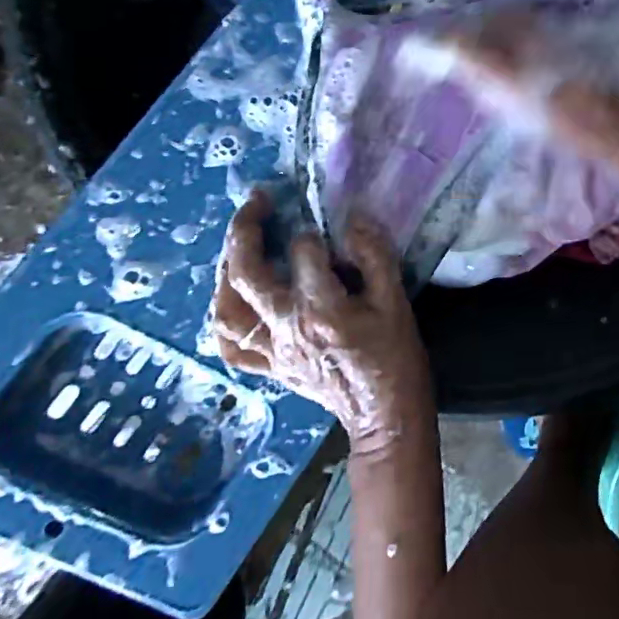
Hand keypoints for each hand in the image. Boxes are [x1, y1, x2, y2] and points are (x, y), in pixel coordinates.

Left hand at [211, 192, 432, 457]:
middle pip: (247, 273)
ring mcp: (271, 351)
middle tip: (257, 201)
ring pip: (226, 308)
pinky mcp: (268, 368)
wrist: (386, 417)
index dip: (314, 233)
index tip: (328, 230)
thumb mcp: (395, 301)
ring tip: (237, 243)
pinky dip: (223, 317)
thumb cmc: (395, 358)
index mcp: (320, 310)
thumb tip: (353, 222)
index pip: (303, 252)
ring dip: (224, 269)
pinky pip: (231, 345)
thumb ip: (374, 256)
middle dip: (246, 229)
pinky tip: (230, 298)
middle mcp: (285, 328)